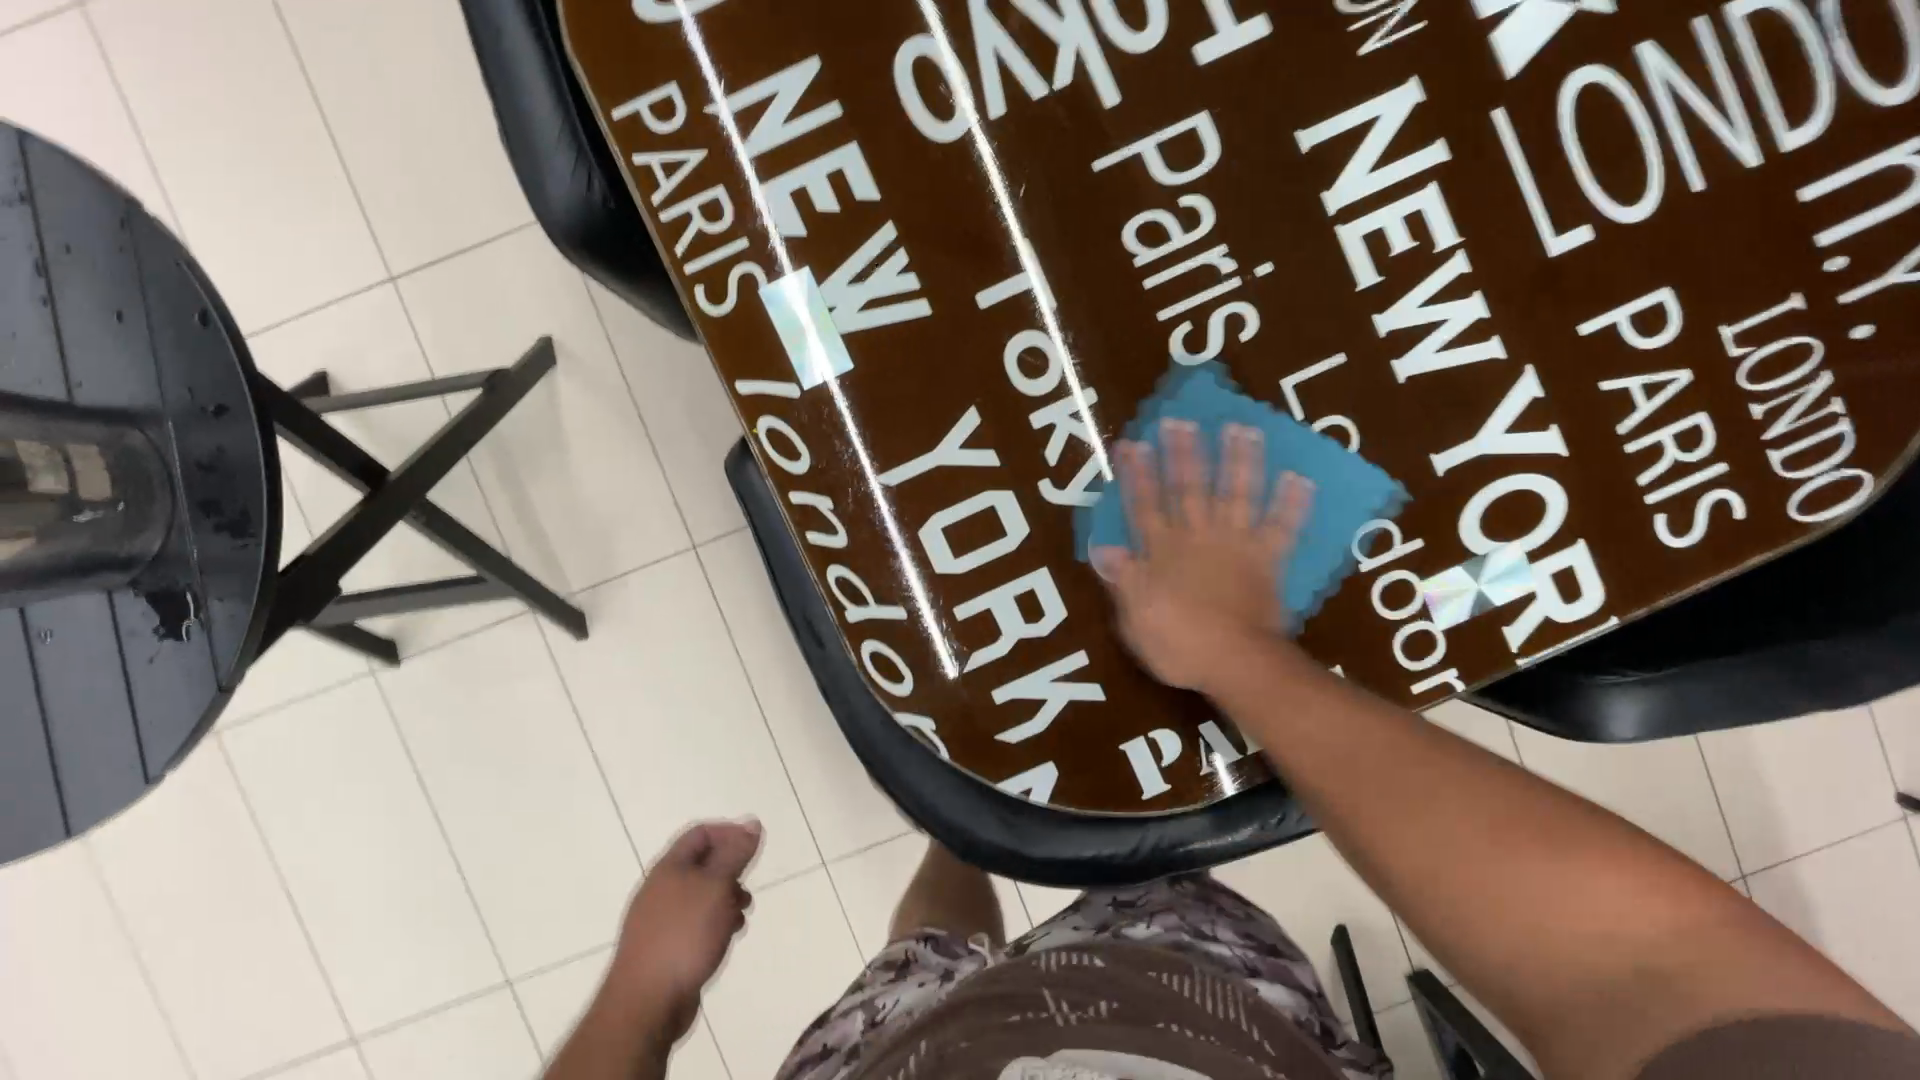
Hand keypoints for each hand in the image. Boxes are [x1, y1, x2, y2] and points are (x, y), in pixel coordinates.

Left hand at [603, 820, 761, 1042]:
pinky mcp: (665, 946)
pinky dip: (715, 923)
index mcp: (670, 868)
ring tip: (742, 915)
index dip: (730, 832)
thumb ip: (735, 854)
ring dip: (726, 899)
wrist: (645, 1002)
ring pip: (702, 896)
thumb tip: (752, 823)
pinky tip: (726, 937)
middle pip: (702, 864)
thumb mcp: (717, 887)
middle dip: (731, 871)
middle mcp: (662, 888)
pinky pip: (696, 922)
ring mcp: (661, 919)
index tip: (755, 847)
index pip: (701, 833)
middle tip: (749, 887)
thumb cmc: (684, 936)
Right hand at [1092, 419, 1312, 696]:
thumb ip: (1123, 580)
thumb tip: (1103, 547)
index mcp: (1161, 553)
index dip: (1137, 475)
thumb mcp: (1134, 618)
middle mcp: (1197, 539)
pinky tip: (1301, 478)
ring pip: (1235, 495)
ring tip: (1242, 428)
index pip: (1144, 507)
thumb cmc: (1178, 644)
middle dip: (1183, 453)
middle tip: (1181, 419)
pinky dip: (1292, 504)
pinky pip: (1282, 528)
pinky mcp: (1267, 561)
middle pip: (1188, 490)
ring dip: (1239, 461)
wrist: (1235, 662)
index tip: (1132, 443)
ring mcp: (1235, 546)